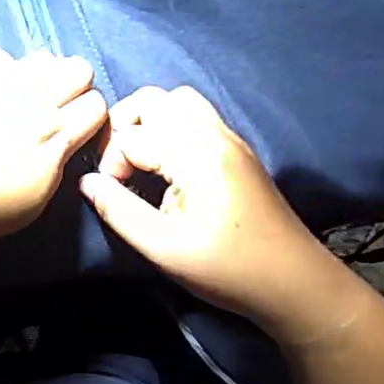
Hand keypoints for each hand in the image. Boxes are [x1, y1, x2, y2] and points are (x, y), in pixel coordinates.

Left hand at [0, 49, 108, 250]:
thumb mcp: (35, 201)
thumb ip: (57, 163)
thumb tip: (63, 143)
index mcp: (54, 136)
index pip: (97, 106)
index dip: (91, 120)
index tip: (78, 134)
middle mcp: (34, 101)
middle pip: (81, 68)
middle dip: (76, 88)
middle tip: (56, 112)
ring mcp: (1, 82)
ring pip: (45, 56)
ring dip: (43, 76)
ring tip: (24, 101)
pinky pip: (3, 57)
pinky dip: (4, 72)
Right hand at [79, 86, 374, 342]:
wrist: (296, 283)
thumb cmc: (228, 269)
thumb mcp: (163, 248)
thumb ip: (118, 211)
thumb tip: (87, 183)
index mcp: (197, 154)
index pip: (132, 135)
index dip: (110, 163)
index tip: (112, 196)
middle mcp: (215, 135)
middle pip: (155, 100)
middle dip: (124, 128)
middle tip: (117, 168)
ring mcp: (230, 139)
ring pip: (178, 102)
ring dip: (150, 123)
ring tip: (139, 162)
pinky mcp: (237, 151)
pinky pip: (197, 117)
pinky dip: (171, 128)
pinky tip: (167, 166)